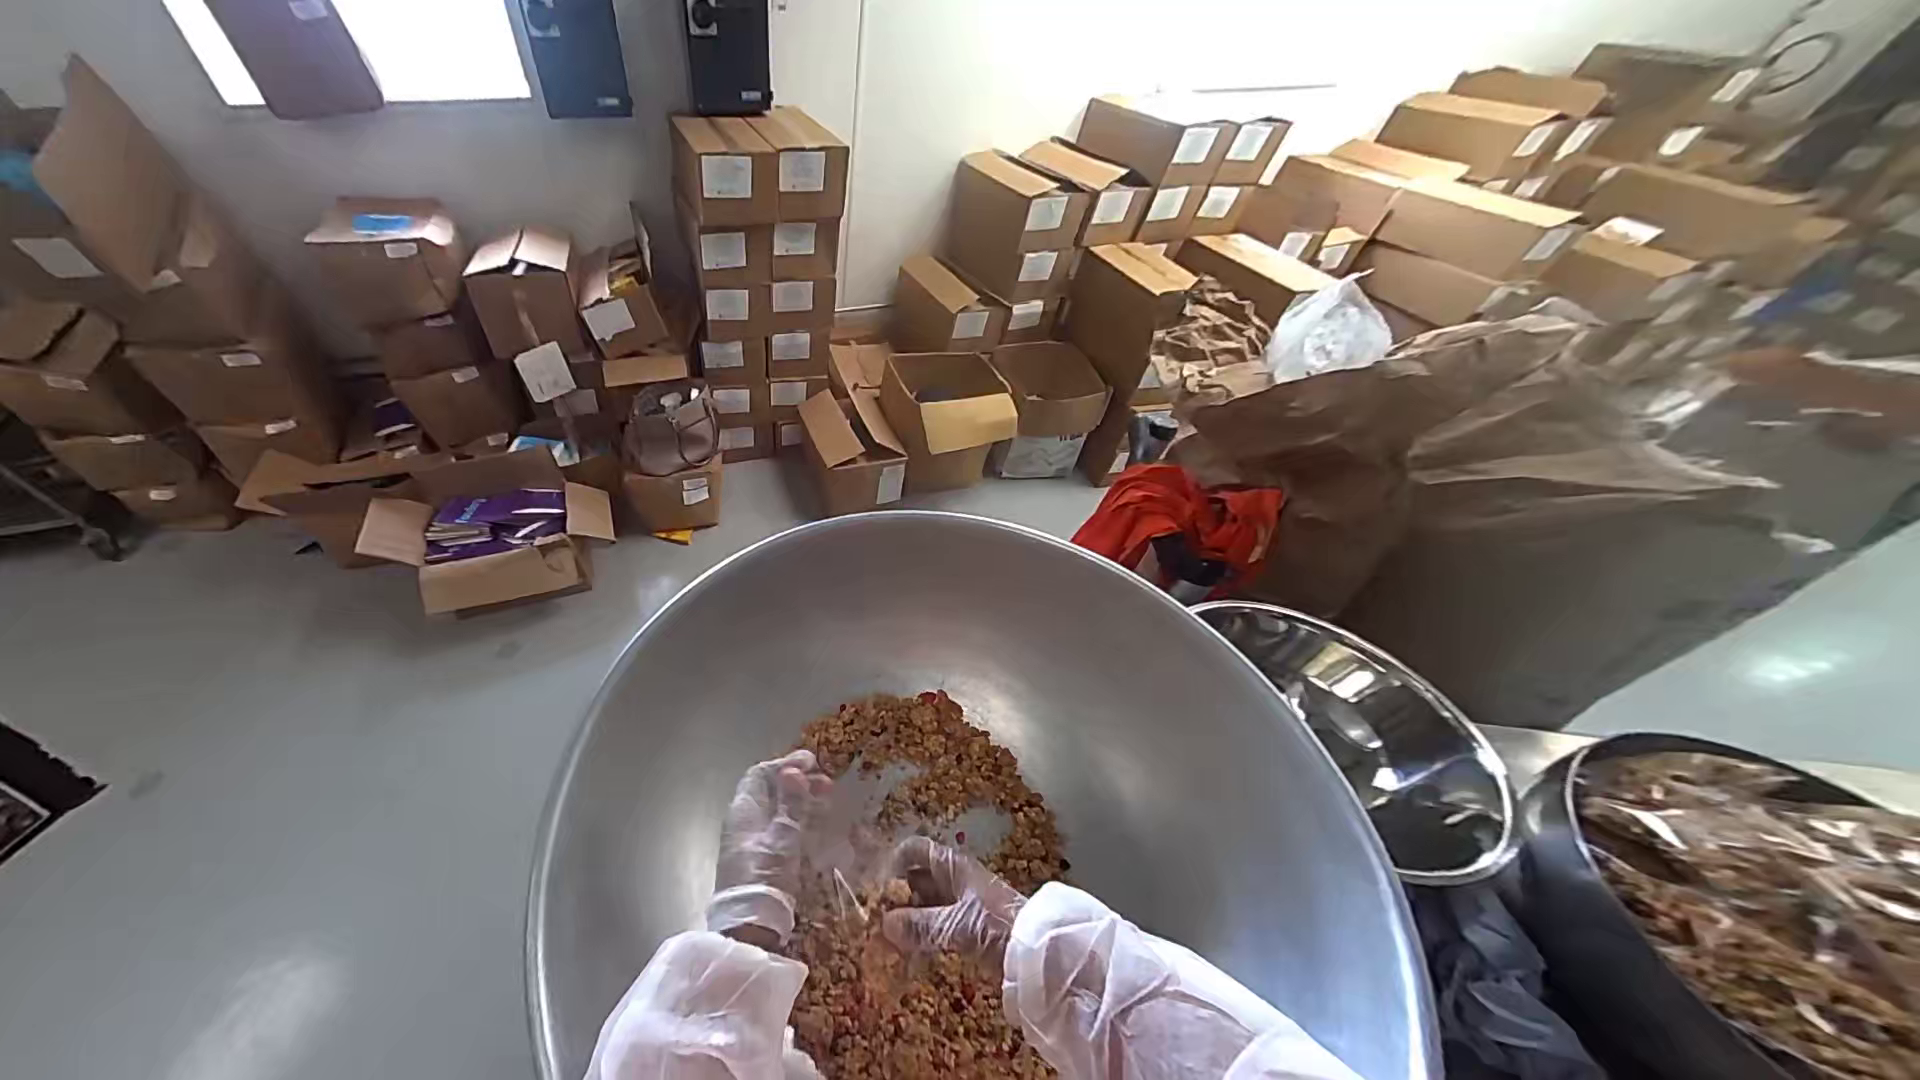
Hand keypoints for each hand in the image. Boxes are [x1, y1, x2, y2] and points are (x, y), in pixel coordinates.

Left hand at [708, 750, 832, 944]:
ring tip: (829, 799)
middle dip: (800, 782)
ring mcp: (752, 840)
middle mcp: (744, 821)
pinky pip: (782, 826)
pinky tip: (819, 823)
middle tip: (827, 783)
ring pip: (778, 808)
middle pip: (771, 790)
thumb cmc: (766, 875)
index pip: (760, 774)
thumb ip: (791, 802)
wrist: (751, 927)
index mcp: (743, 811)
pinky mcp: (762, 857)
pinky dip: (801, 818)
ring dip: (803, 799)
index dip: (786, 764)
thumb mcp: (783, 836)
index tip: (813, 764)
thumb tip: (793, 770)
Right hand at [881, 837, 1024, 959]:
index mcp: (952, 865)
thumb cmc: (995, 925)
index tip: (877, 889)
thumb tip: (884, 923)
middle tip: (874, 920)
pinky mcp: (965, 924)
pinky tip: (906, 951)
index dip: (893, 863)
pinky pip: (933, 922)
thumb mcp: (956, 925)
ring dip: (905, 917)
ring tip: (884, 939)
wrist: (1035, 949)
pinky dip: (919, 932)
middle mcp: (953, 877)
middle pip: (915, 876)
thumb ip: (921, 925)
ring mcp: (959, 900)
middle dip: (894, 895)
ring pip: (923, 901)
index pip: (914, 850)